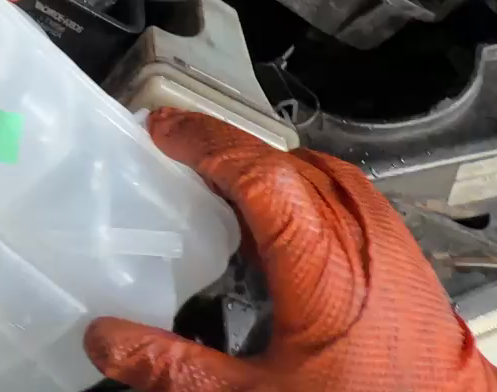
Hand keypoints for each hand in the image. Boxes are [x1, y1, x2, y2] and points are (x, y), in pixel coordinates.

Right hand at [85, 109, 496, 391]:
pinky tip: (263, 213)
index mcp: (322, 255)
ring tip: (207, 172)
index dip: (203, 139)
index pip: (254, 168)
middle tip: (168, 145)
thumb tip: (107, 340)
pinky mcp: (389, 238)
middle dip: (216, 144)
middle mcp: (353, 226)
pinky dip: (284, 182)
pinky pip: (327, 185)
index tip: (160, 129)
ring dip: (250, 161)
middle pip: (273, 158)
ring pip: (301, 166)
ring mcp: (377, 227)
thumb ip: (177, 368)